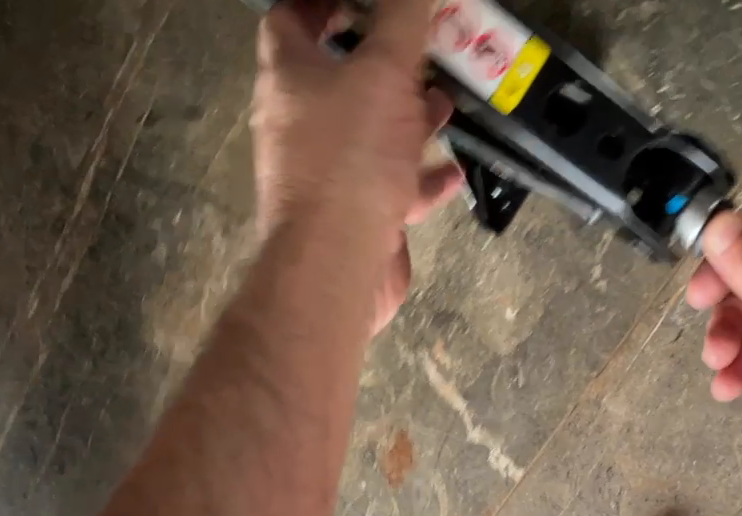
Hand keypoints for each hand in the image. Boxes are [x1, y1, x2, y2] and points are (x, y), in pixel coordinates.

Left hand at [253, 0, 464, 334]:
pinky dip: (420, 180)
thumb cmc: (352, 158)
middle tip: (419, 52)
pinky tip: (451, 173)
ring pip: (369, 137)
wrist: (339, 264)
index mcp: (290, 78)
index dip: (322, 1)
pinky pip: (390, 190)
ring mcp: (327, 178)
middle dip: (382, 64)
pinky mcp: (355, 220)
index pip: (291, 18)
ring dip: (407, 121)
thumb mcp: (385, 72)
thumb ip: (402, 20)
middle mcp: (300, 126)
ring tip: (444, 106)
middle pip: (338, 81)